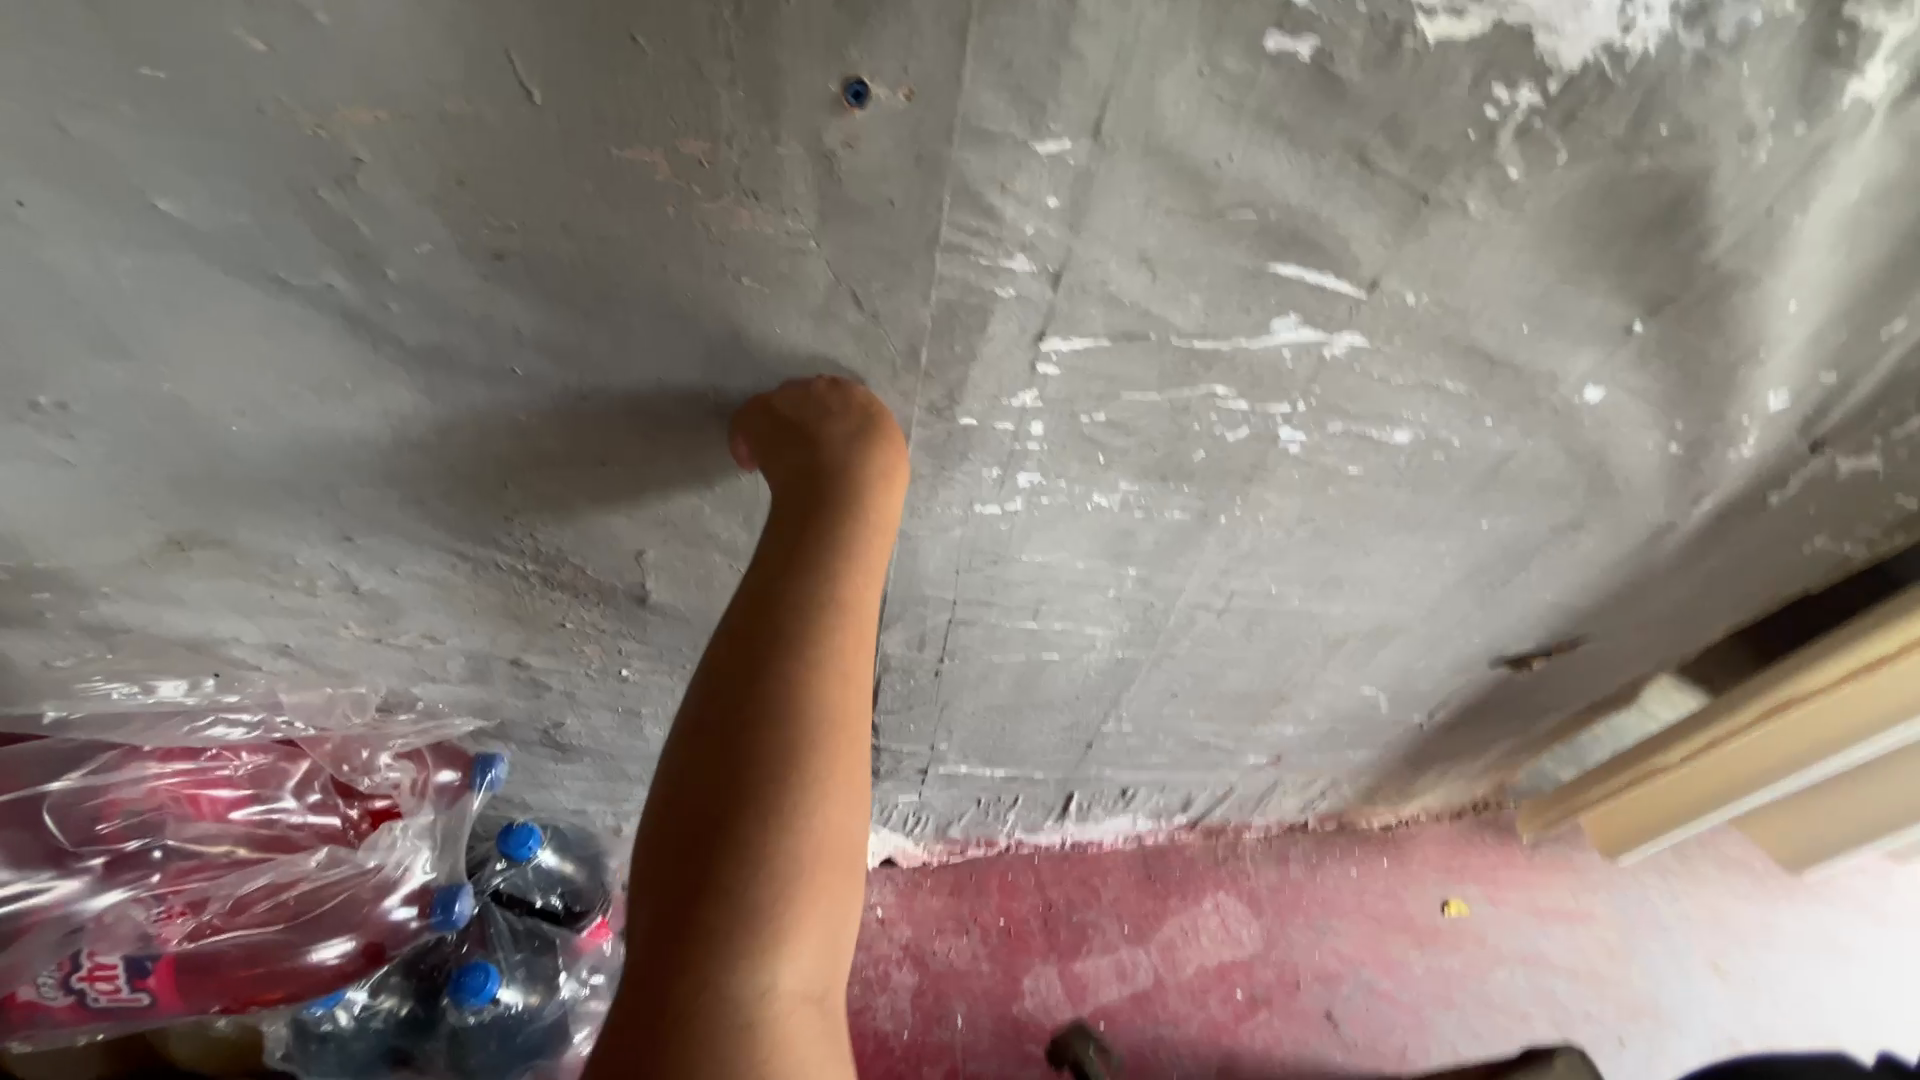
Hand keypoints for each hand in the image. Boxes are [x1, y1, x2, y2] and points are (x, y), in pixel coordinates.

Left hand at [729, 376, 908, 507]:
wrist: (846, 489)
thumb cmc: (874, 483)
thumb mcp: (887, 461)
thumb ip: (868, 449)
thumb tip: (854, 458)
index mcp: (861, 399)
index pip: (838, 401)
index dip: (828, 423)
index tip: (826, 446)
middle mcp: (826, 388)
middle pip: (805, 398)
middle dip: (800, 421)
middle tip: (800, 452)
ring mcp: (791, 396)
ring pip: (775, 407)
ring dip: (774, 429)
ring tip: (776, 461)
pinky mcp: (760, 411)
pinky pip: (745, 421)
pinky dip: (744, 441)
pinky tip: (750, 464)